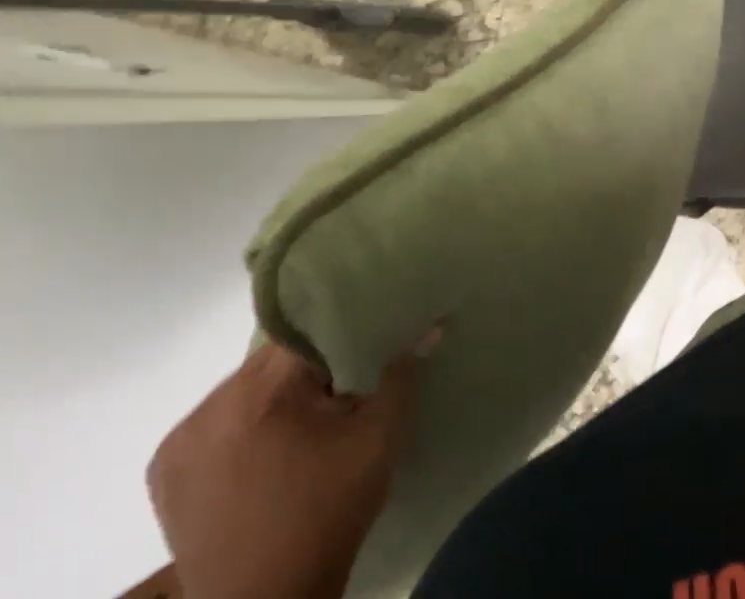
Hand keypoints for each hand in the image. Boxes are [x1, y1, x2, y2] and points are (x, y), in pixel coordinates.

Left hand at [147, 333, 435, 598]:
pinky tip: (272, 456)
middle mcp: (204, 411)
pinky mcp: (164, 473)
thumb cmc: (331, 507)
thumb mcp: (382, 436)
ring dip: (277, 400)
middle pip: (269, 364)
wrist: (267, 595)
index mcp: (256, 395)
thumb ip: (401, 376)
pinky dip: (246, 429)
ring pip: (241, 394)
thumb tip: (427, 327)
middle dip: (312, 372)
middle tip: (349, 394)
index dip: (344, 336)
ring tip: (312, 429)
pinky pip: (215, 427)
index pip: (305, 335)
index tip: (372, 350)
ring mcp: (177, 444)